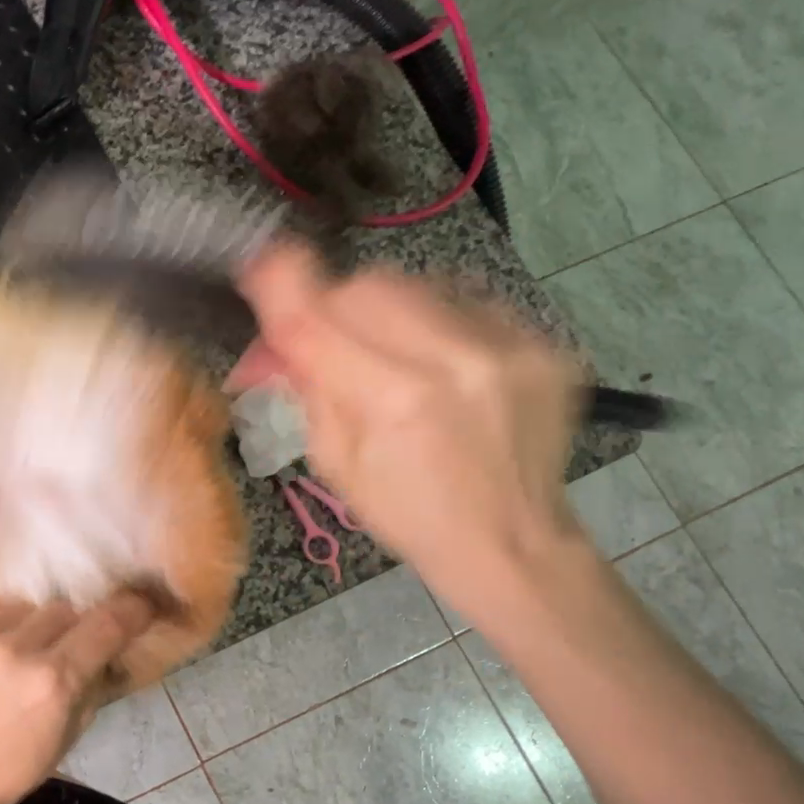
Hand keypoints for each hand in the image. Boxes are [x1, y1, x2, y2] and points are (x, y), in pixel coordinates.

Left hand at [0, 592, 154, 803]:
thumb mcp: (76, 726)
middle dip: (72, 626)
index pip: (105, 624)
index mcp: (53, 681)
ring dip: (31, 622)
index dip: (129, 610)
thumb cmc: (22, 760)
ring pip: (24, 604)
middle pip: (63, 609)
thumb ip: (96, 676)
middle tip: (65, 647)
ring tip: (22, 650)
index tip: (138, 604)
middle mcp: (13, 651)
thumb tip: (118, 637)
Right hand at [233, 243, 584, 596]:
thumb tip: (276, 338)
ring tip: (383, 350)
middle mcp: (455, 360)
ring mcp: (509, 346)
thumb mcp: (332, 458)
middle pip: (368, 286)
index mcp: (392, 399)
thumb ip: (309, 385)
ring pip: (416, 284)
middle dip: (333, 303)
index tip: (261, 263)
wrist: (511, 540)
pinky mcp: (542, 343)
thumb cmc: (404, 511)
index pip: (319, 317)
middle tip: (322, 334)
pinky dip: (434, 319)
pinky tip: (435, 357)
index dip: (283, 283)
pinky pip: (466, 301)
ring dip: (382, 308)